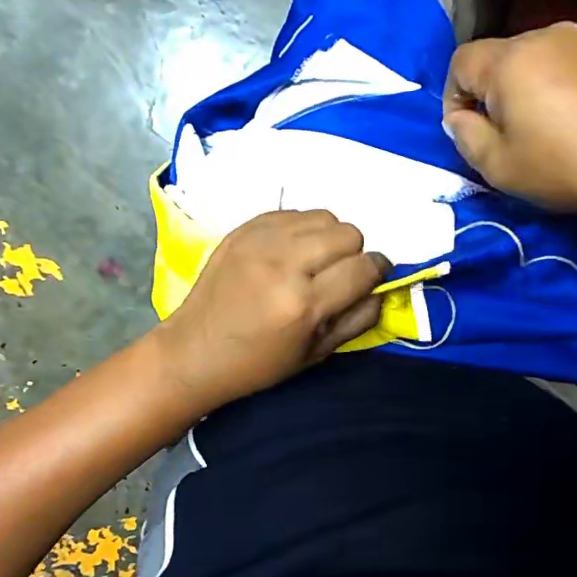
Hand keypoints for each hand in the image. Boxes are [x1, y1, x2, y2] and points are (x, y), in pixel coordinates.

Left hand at [150, 210, 387, 407]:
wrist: (194, 351)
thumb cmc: (257, 364)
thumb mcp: (315, 354)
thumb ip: (357, 319)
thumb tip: (382, 288)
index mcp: (303, 304)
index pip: (364, 267)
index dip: (376, 273)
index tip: (369, 281)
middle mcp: (284, 264)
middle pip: (348, 233)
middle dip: (352, 254)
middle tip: (334, 276)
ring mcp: (260, 242)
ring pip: (323, 216)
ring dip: (327, 238)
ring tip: (310, 262)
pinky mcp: (242, 230)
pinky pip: (292, 212)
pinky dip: (299, 229)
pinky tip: (286, 253)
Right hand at [441, 23, 576, 225]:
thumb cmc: (567, 166)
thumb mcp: (497, 167)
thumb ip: (465, 136)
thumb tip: (462, 117)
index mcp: (511, 60)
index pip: (461, 62)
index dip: (454, 96)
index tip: (470, 131)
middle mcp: (549, 35)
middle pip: (503, 58)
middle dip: (496, 92)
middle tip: (511, 134)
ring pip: (543, 59)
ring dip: (536, 87)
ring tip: (555, 127)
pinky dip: (572, 85)